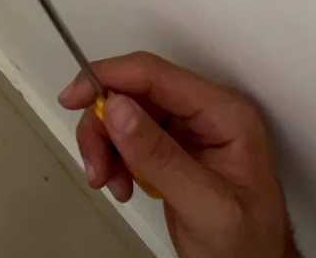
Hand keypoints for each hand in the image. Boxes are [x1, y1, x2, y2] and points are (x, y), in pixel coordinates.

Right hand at [59, 52, 296, 257]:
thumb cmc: (244, 248)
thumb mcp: (205, 207)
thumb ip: (160, 157)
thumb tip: (114, 107)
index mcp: (223, 112)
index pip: (154, 74)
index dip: (108, 77)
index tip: (70, 99)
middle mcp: (204, 109)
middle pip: (133, 91)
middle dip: (103, 124)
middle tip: (93, 166)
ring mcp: (187, 125)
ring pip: (124, 110)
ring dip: (105, 144)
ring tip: (107, 182)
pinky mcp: (171, 143)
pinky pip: (128, 133)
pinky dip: (114, 156)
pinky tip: (120, 184)